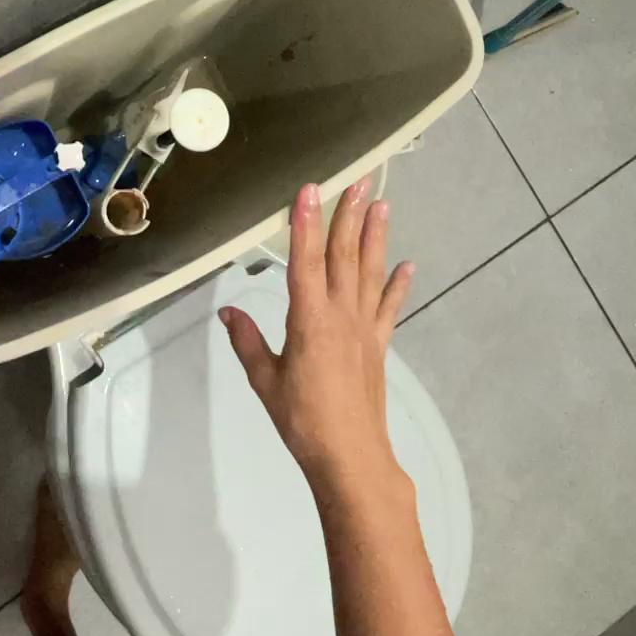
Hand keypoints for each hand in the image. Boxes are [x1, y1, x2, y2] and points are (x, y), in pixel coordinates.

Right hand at [220, 179, 413, 490]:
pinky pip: (388, 307)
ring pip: (369, 273)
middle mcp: (341, 315)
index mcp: (309, 319)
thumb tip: (228, 311)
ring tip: (381, 204)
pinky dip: (397, 285)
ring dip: (374, 237)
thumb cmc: (301, 418)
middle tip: (357, 180)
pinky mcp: (378, 345)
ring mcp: (364, 328)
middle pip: (343, 256)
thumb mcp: (264, 380)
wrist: (350, 455)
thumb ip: (247, 342)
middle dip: (347, 216)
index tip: (310, 189)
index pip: (304, 260)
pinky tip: (407, 265)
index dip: (306, 223)